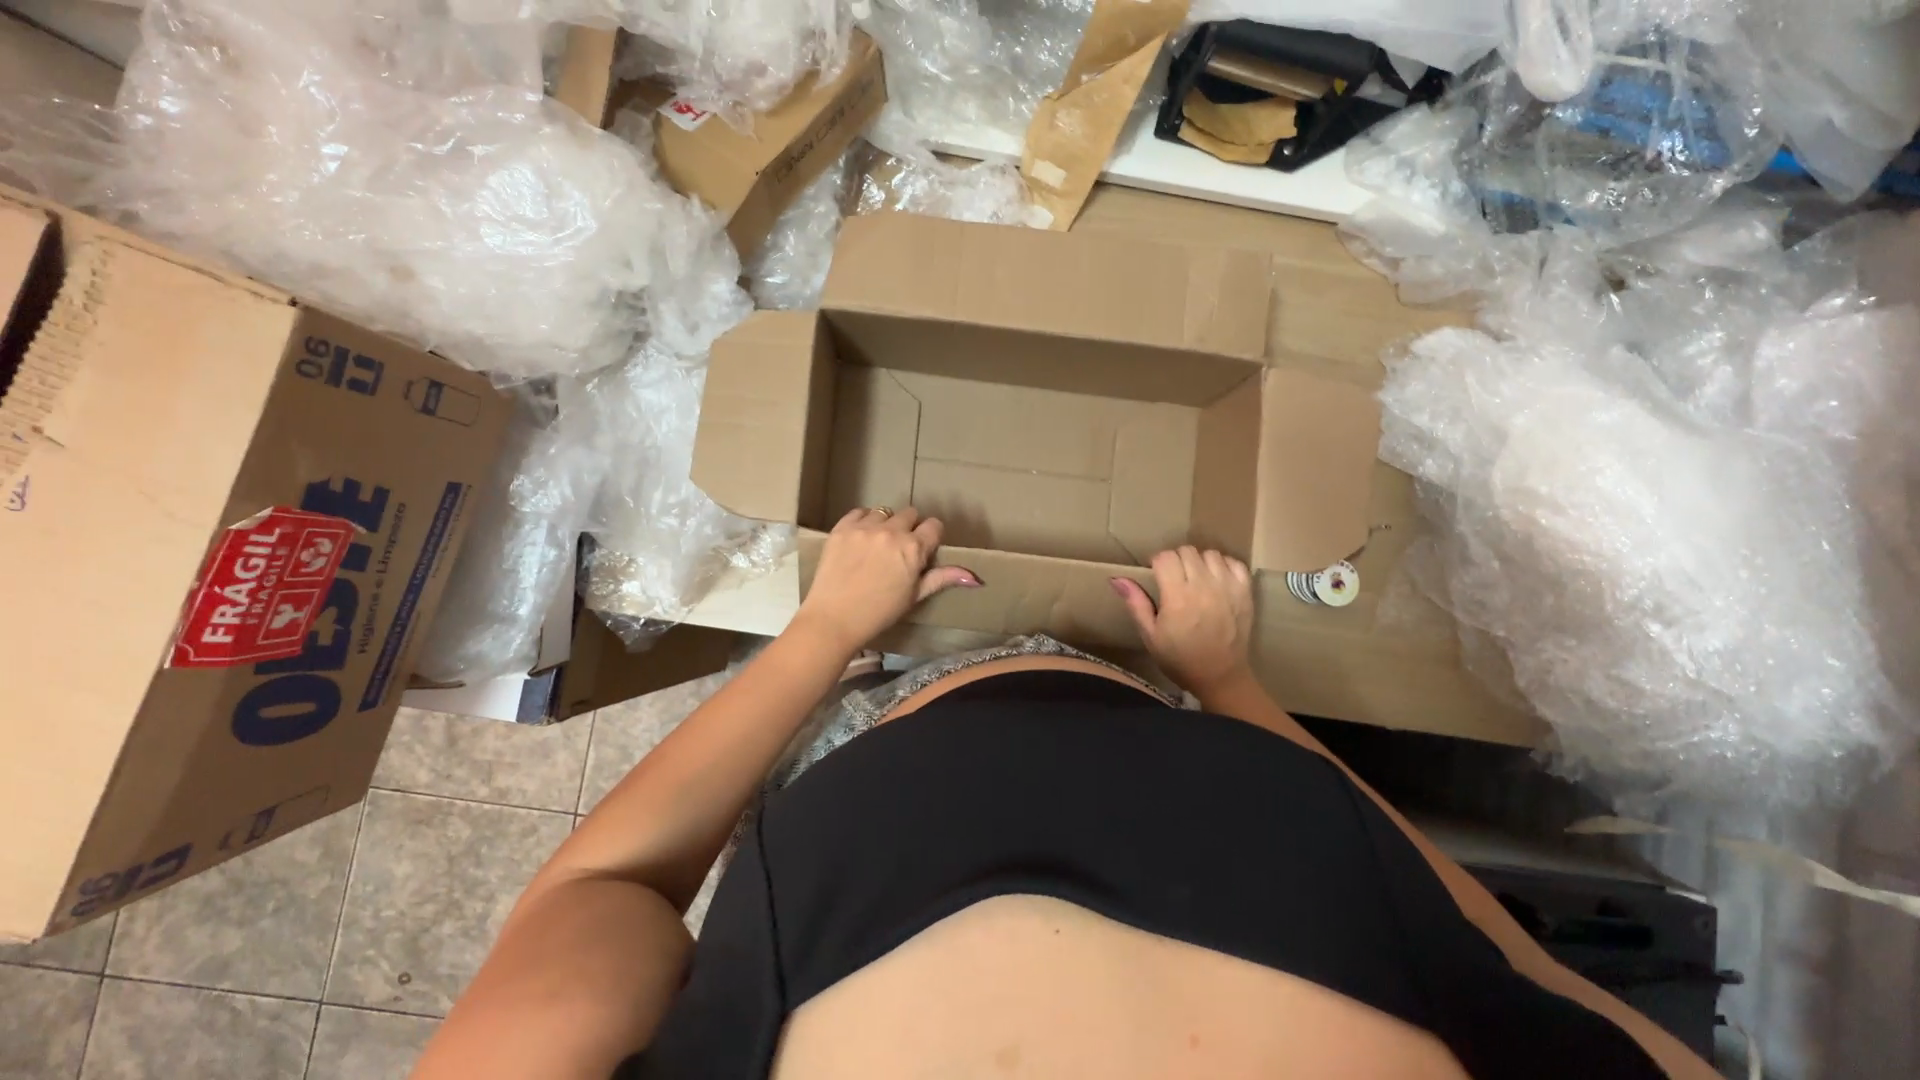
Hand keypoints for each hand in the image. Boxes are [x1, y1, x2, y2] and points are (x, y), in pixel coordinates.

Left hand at [792, 506, 979, 653]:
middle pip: (910, 514)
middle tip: (899, 549)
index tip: (923, 550)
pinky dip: (862, 521)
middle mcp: (891, 531)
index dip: (931, 537)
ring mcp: (864, 528)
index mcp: (913, 548)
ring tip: (877, 545)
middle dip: (909, 528)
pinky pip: (859, 512)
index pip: (934, 526)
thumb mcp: (915, 596)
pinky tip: (860, 539)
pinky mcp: (841, 528)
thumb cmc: (879, 613)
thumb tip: (976, 577)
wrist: (834, 619)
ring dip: (885, 524)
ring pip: (884, 512)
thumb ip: (942, 578)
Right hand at [1111, 546, 1253, 696]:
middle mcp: (1203, 587)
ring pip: (1210, 554)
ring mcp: (1228, 588)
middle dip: (1177, 560)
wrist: (1220, 676)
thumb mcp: (1150, 635)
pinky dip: (1224, 566)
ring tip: (1196, 579)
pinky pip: (1235, 563)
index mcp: (1177, 597)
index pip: (1165, 557)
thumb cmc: (1179, 658)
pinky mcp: (1245, 593)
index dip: (1157, 563)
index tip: (1157, 575)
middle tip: (1175, 578)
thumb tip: (1116, 578)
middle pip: (1187, 551)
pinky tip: (1216, 580)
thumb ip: (1135, 603)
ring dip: (1200, 562)